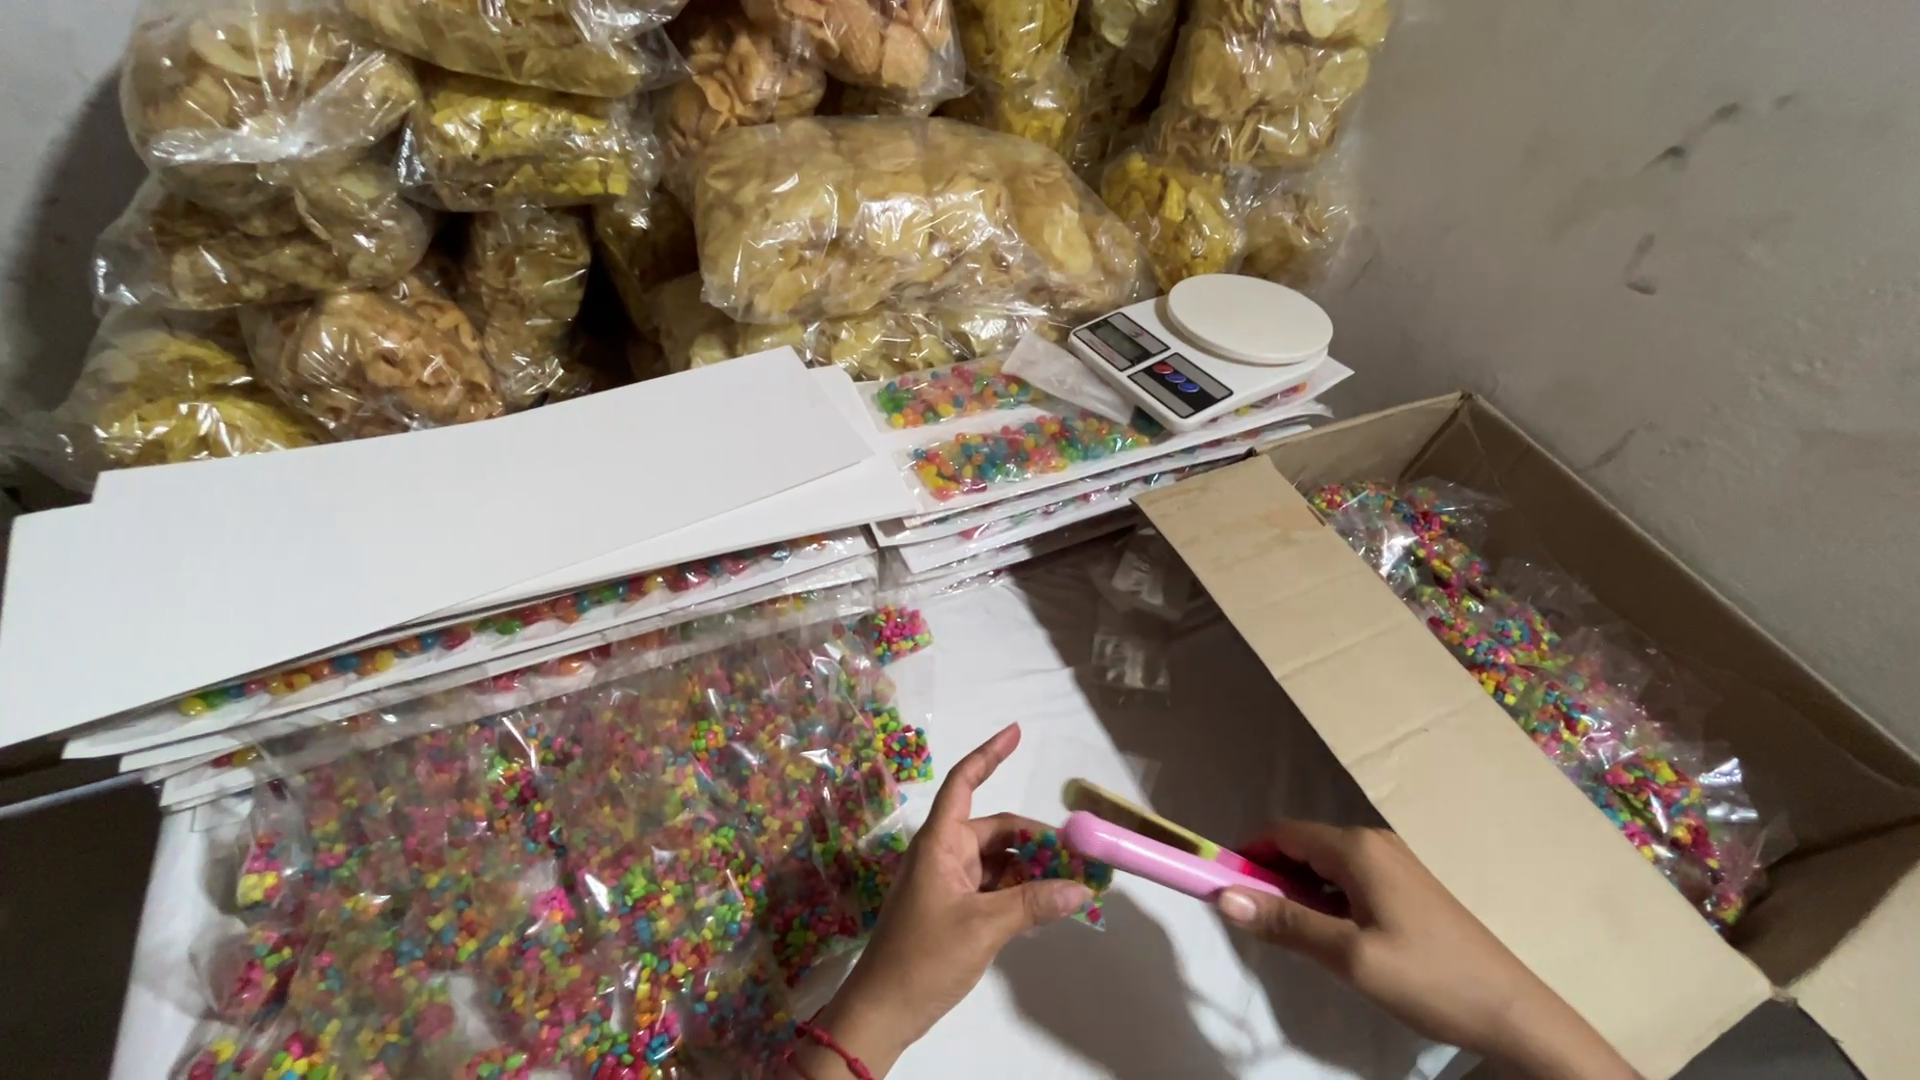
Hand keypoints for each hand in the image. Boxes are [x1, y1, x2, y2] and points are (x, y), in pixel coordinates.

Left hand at [797, 723, 1093, 1078]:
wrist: (884, 1010)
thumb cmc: (924, 957)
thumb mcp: (983, 928)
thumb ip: (1033, 904)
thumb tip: (1081, 888)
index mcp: (940, 842)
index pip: (964, 782)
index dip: (988, 754)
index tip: (1016, 731)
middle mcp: (946, 852)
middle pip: (997, 829)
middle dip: (1037, 838)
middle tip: (1081, 854)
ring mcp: (950, 881)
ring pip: (1000, 860)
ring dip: (1033, 868)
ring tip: (1075, 880)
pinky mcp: (956, 907)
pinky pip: (995, 886)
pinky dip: (1021, 890)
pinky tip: (1050, 903)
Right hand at [1216, 822, 1636, 1079]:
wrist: (1516, 1015)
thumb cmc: (1429, 979)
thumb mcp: (1349, 957)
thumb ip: (1285, 922)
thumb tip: (1224, 897)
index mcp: (1356, 848)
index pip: (1280, 832)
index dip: (1245, 855)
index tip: (1224, 889)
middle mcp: (1371, 843)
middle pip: (1299, 845)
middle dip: (1269, 875)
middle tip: (1257, 920)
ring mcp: (1392, 863)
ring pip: (1321, 865)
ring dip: (1296, 890)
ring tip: (1294, 935)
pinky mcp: (1405, 886)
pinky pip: (1346, 879)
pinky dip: (1323, 898)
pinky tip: (1332, 936)